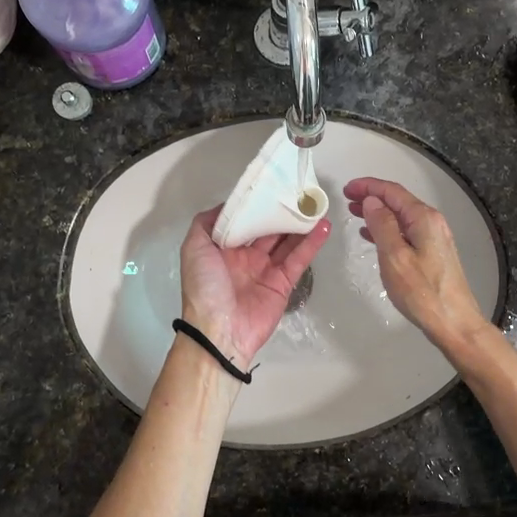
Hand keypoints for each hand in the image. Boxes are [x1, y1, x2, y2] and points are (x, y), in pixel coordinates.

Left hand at [179, 207, 330, 369]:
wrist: (219, 331)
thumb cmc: (204, 286)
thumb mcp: (193, 248)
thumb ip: (206, 223)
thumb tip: (229, 206)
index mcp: (223, 247)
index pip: (243, 220)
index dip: (256, 204)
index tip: (271, 185)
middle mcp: (245, 256)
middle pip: (268, 228)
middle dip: (281, 211)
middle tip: (299, 191)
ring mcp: (265, 269)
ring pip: (286, 241)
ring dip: (301, 224)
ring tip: (316, 205)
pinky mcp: (283, 283)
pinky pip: (299, 259)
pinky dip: (312, 243)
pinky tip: (323, 226)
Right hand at [345, 178, 490, 347]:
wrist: (454, 322)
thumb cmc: (422, 291)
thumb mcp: (395, 257)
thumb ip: (382, 225)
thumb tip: (372, 201)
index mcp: (423, 218)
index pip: (392, 191)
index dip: (368, 186)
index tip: (346, 189)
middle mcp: (432, 222)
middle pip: (398, 201)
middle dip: (372, 197)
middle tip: (347, 200)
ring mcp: (434, 237)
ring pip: (401, 217)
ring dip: (378, 213)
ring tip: (355, 214)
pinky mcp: (433, 253)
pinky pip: (406, 231)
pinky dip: (387, 229)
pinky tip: (372, 236)